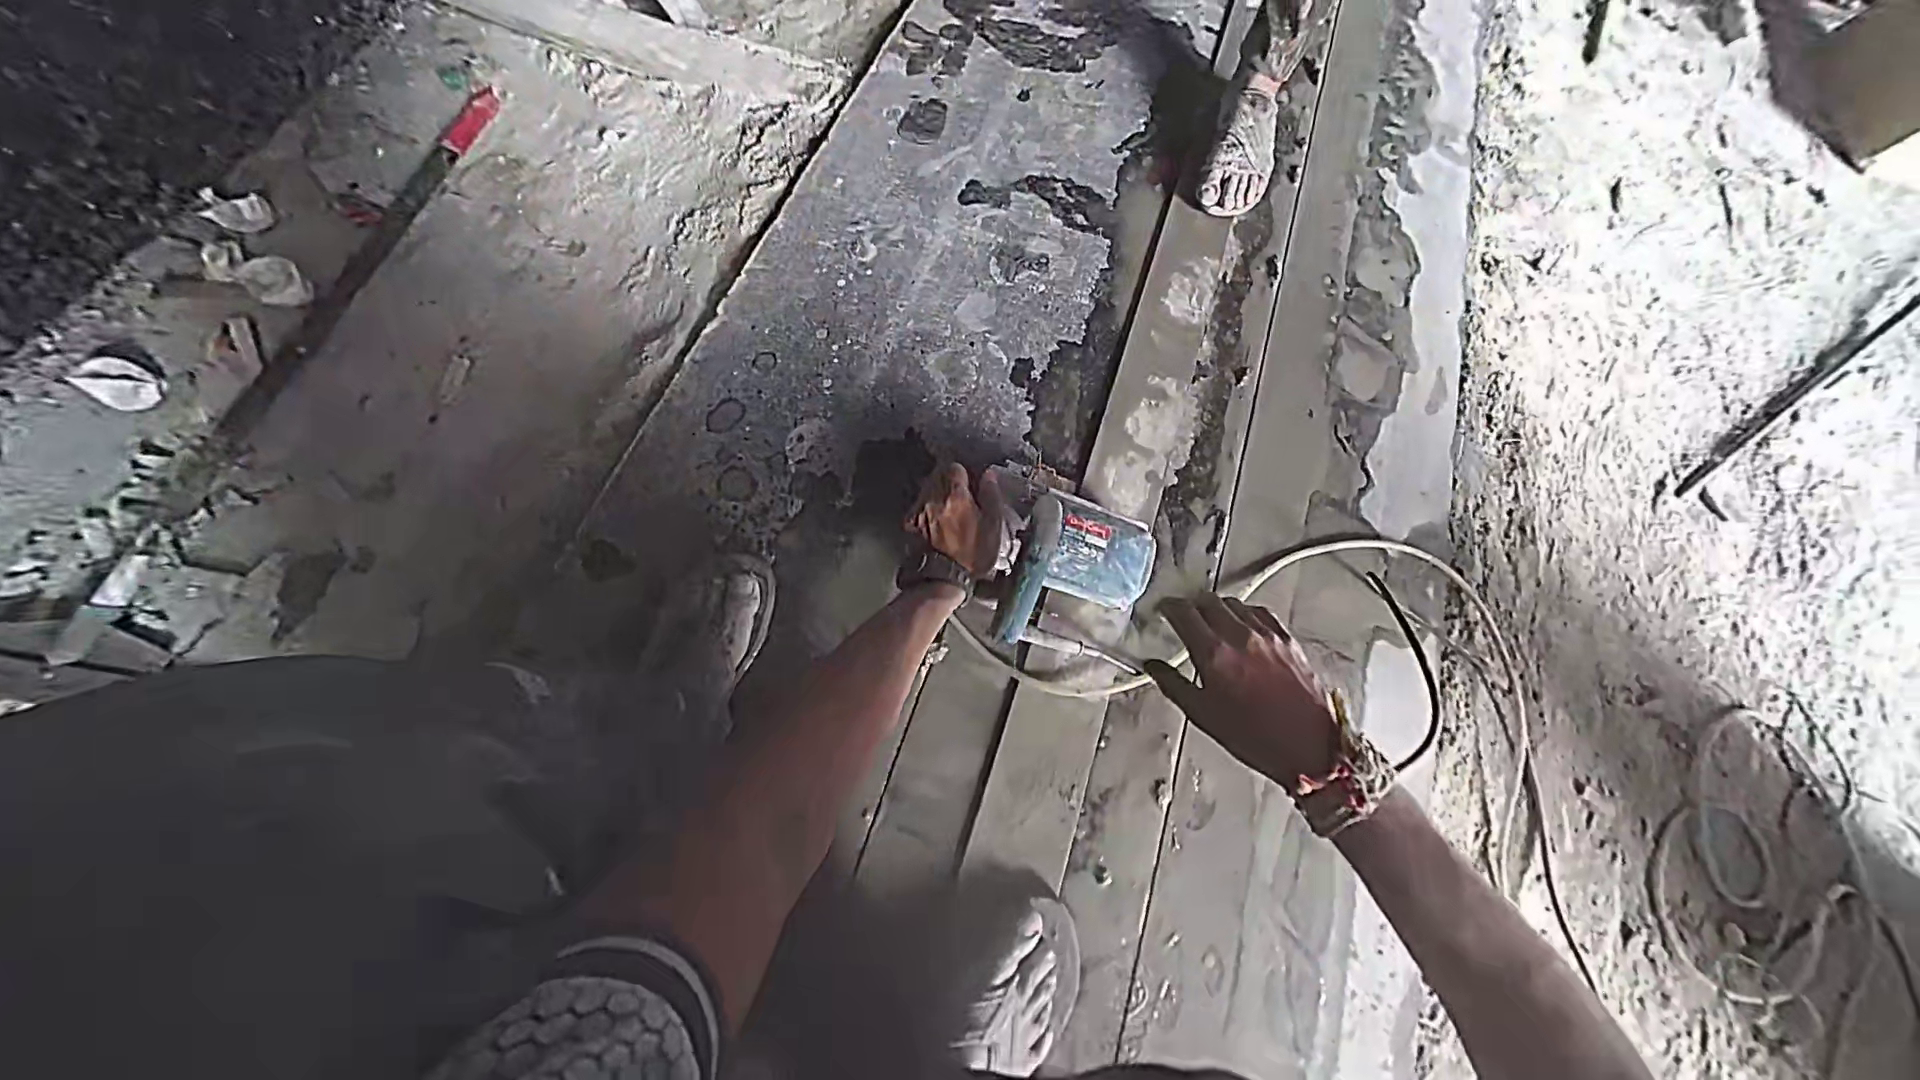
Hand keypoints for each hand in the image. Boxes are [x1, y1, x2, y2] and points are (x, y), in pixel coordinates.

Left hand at [904, 463, 1004, 577]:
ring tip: (948, 509)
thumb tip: (988, 474)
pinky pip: (918, 506)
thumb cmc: (972, 555)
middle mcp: (933, 498)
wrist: (943, 579)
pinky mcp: (910, 524)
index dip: (963, 474)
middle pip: (937, 475)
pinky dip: (925, 508)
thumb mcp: (993, 526)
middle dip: (948, 481)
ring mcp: (918, 510)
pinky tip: (935, 521)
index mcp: (956, 496)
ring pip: (926, 489)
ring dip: (936, 493)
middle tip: (960, 495)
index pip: (955, 468)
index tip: (970, 483)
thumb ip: (991, 496)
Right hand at [1145, 595, 1337, 789]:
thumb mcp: (1203, 714)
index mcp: (1214, 654)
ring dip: (1217, 607)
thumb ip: (1173, 684)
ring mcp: (1267, 636)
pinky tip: (1242, 626)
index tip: (1164, 609)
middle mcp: (1240, 638)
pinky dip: (1244, 613)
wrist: (1310, 748)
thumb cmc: (1258, 737)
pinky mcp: (1288, 640)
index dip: (1168, 606)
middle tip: (1183, 614)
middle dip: (1190, 604)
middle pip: (1207, 600)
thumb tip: (1155, 668)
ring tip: (1211, 621)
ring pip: (1234, 603)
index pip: (1183, 612)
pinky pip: (1260, 613)